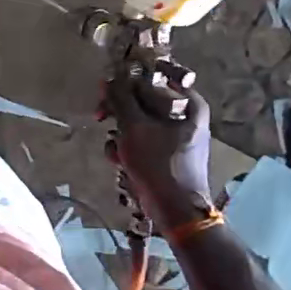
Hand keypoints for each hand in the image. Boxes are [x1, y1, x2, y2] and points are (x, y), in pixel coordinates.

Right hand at [104, 68, 211, 231]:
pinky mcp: (168, 154)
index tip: (107, 94)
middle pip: (144, 101)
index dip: (126, 85)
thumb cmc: (158, 163)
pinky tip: (120, 160)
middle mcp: (186, 115)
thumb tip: (110, 78)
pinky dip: (130, 148)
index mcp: (189, 103)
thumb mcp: (135, 127)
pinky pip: (145, 140)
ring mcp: (178, 136)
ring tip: (116, 149)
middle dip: (121, 113)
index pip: (152, 79)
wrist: (176, 211)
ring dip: (122, 133)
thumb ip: (121, 99)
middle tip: (101, 117)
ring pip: (141, 121)